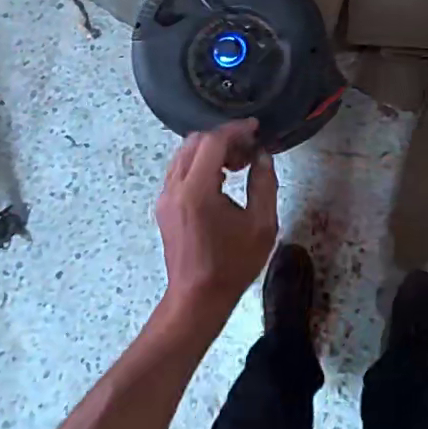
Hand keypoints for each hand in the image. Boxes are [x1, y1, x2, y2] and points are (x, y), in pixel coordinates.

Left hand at [154, 119, 278, 324]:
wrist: (197, 299)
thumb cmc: (233, 264)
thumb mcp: (261, 224)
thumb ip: (263, 183)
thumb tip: (262, 156)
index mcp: (197, 191)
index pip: (213, 142)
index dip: (236, 130)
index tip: (256, 129)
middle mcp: (175, 189)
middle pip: (195, 143)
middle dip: (224, 138)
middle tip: (250, 149)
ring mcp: (165, 198)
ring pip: (185, 154)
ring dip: (211, 150)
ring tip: (239, 163)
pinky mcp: (164, 207)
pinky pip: (180, 170)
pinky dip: (201, 163)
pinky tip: (222, 178)